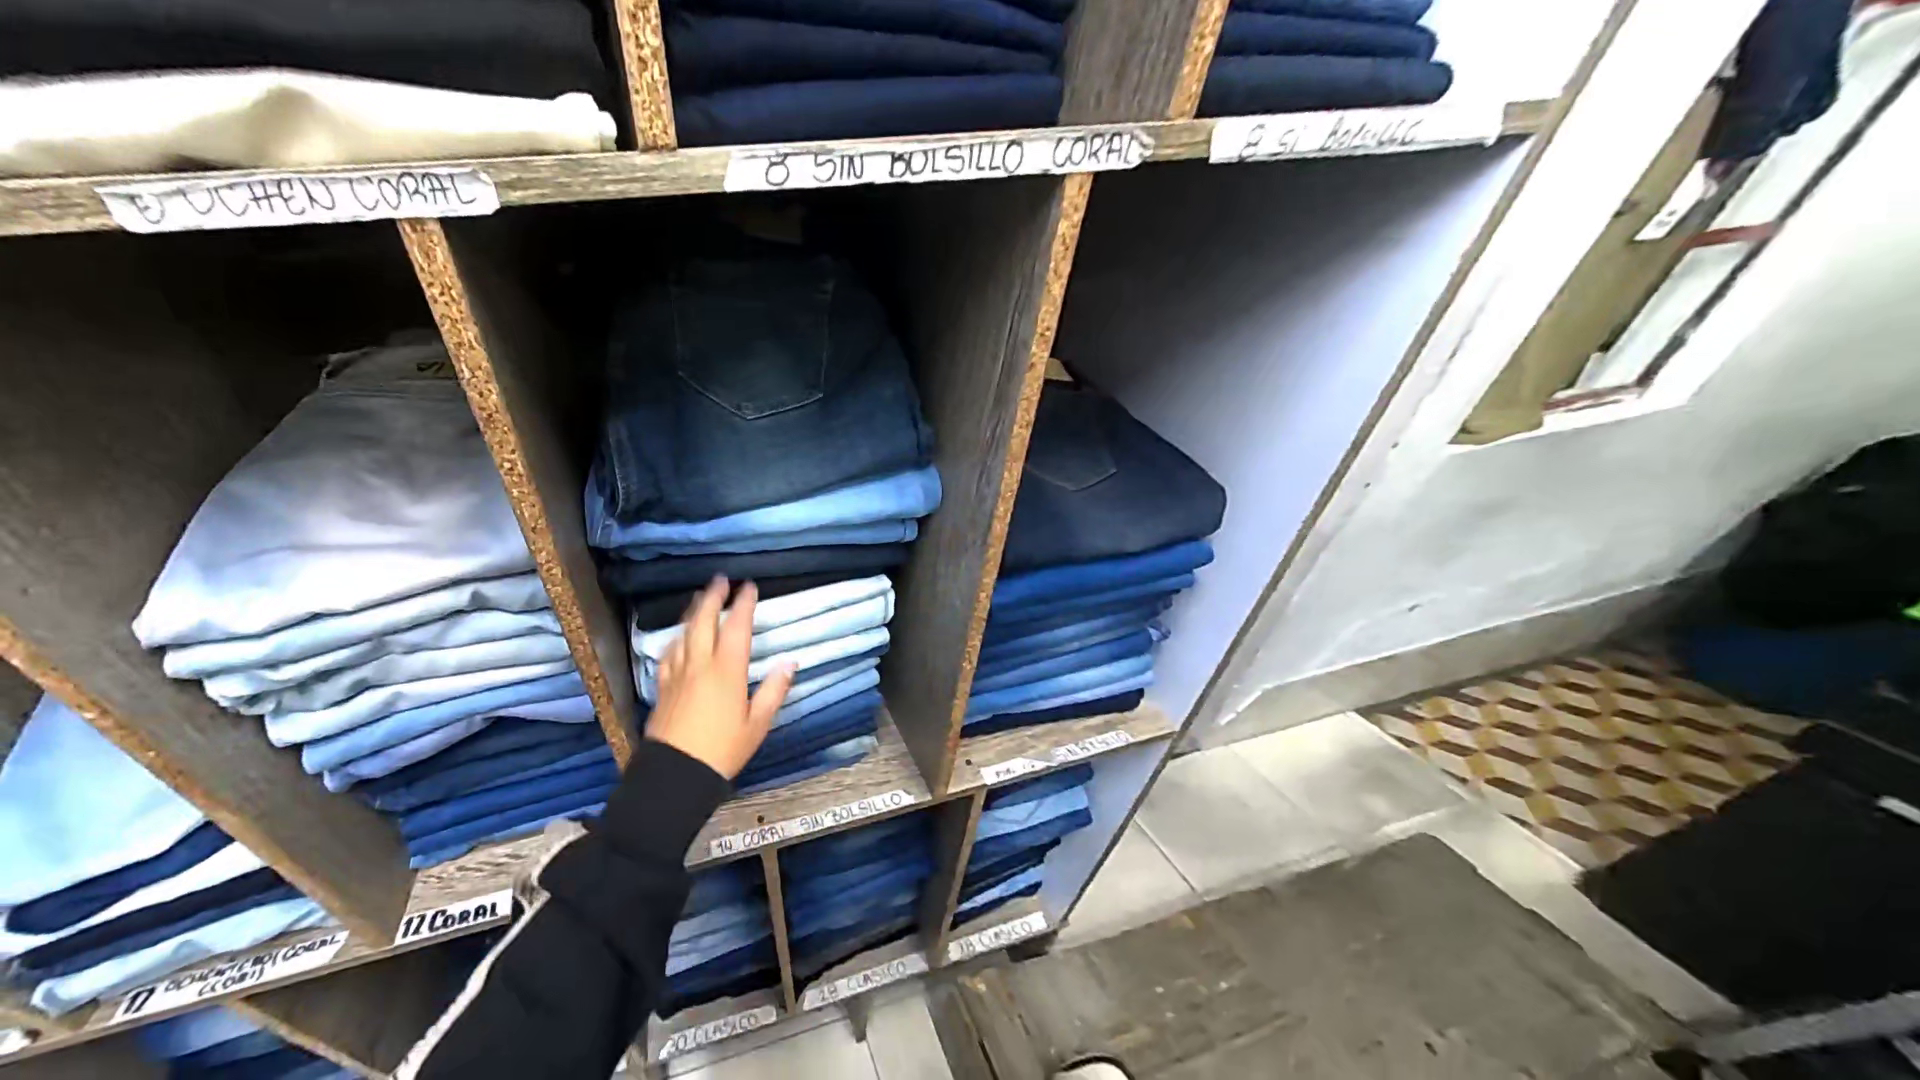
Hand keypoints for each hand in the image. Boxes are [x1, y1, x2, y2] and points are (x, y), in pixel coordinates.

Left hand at [646, 578, 792, 779]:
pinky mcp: (663, 688)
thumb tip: (790, 662)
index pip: (736, 628)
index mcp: (726, 671)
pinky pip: (669, 653)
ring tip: (700, 599)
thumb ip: (774, 690)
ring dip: (693, 612)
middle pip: (703, 622)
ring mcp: (678, 675)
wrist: (676, 774)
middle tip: (720, 580)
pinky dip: (677, 638)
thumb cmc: (723, 749)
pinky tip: (679, 637)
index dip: (743, 604)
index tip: (749, 586)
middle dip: (712, 598)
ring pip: (684, 634)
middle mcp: (700, 665)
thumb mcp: (758, 723)